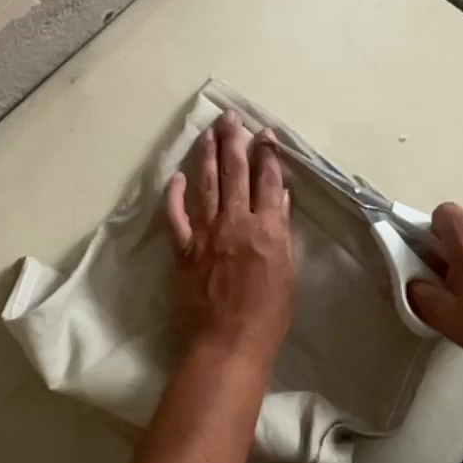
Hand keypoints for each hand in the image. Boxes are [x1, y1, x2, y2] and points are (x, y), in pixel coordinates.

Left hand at [163, 112, 295, 358]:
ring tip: (209, 131)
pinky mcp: (184, 248)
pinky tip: (176, 175)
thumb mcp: (287, 271)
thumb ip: (281, 230)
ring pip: (207, 184)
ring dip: (208, 154)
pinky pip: (176, 214)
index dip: (268, 154)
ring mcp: (207, 233)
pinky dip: (175, 193)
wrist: (227, 345)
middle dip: (234, 140)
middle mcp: (236, 222)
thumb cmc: (267, 316)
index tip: (266, 133)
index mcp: (267, 229)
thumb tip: (279, 196)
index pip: (267, 180)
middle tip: (231, 117)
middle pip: (235, 172)